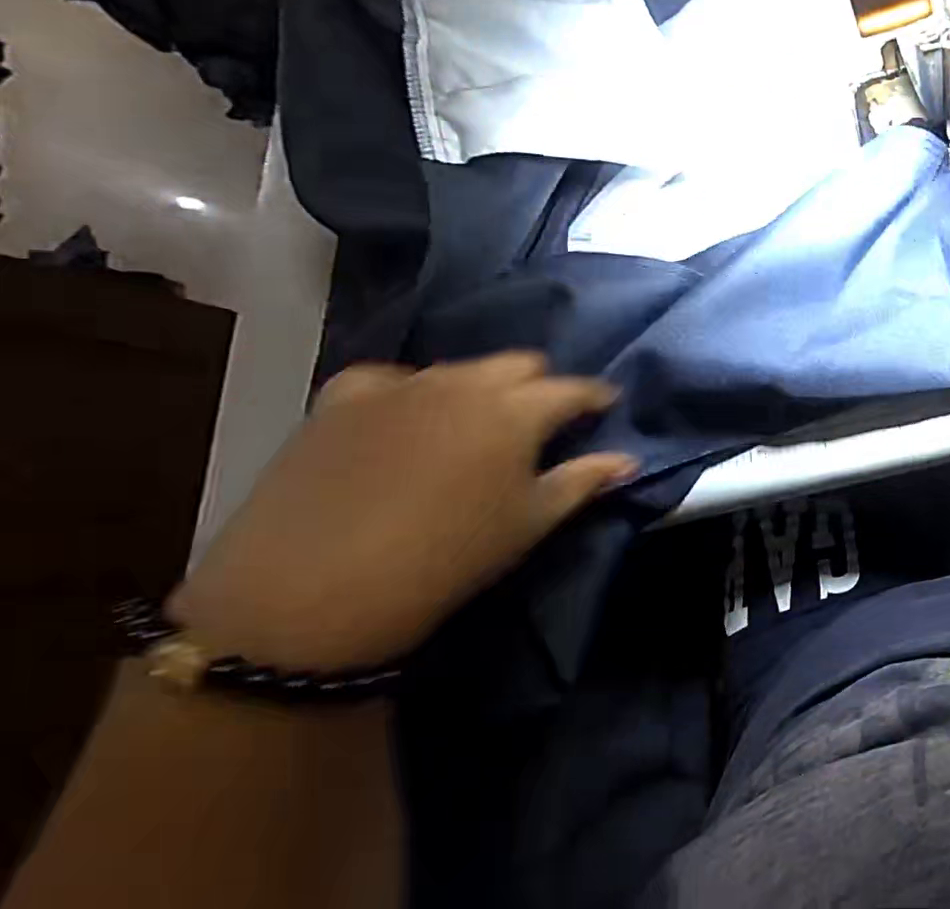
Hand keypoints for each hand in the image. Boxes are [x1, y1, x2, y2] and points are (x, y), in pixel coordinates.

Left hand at [168, 352, 637, 670]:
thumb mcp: (532, 521)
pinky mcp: (340, 401)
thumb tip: (628, 461)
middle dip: (541, 384)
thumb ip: (584, 480)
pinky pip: (390, 379)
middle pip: (519, 363)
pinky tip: (407, 418)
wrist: (316, 591)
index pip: (573, 389)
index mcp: (517, 410)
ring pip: (459, 368)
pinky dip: (411, 391)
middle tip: (544, 418)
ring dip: (481, 388)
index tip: (606, 406)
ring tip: (478, 423)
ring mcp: (398, 387)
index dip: (595, 397)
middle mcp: (463, 383)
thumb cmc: (451, 555)